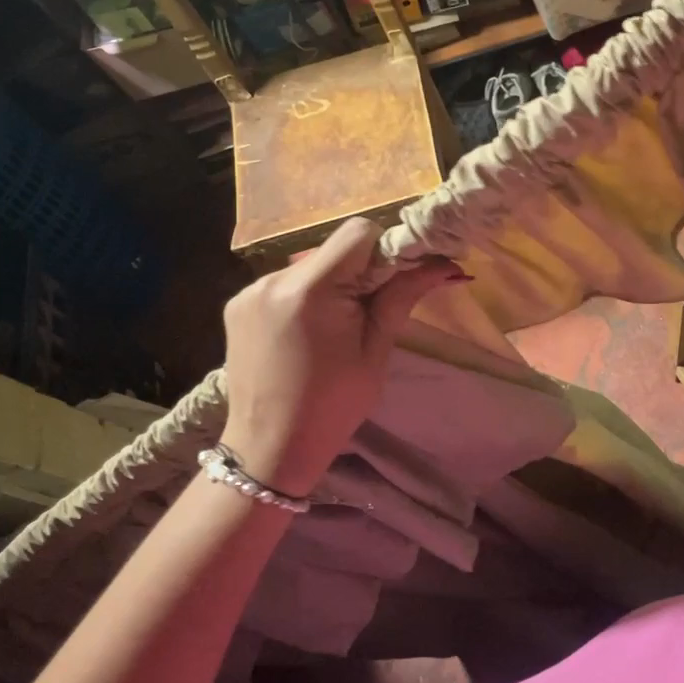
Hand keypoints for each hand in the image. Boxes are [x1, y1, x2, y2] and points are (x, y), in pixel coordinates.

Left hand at [219, 219, 465, 495]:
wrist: (268, 450)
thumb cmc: (333, 407)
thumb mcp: (376, 351)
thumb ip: (403, 296)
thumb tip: (445, 263)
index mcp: (311, 291)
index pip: (360, 232)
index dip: (389, 248)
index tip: (403, 278)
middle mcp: (273, 279)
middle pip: (336, 248)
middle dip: (365, 268)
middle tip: (377, 308)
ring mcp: (250, 291)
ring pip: (313, 264)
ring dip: (337, 282)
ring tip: (344, 325)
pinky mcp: (238, 305)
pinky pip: (288, 283)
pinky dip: (310, 295)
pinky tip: (313, 332)